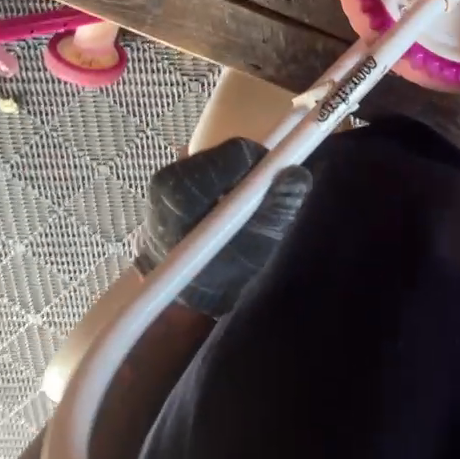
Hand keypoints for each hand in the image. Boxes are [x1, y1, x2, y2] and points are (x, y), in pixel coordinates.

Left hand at [134, 139, 312, 318]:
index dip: (263, 162)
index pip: (234, 153)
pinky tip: (224, 212)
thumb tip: (298, 173)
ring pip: (216, 161)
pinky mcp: (164, 191)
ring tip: (242, 213)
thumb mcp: (255, 250)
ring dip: (236, 179)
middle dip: (249, 172)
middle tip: (262, 200)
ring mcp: (162, 185)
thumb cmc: (218, 281)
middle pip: (224, 155)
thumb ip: (277, 210)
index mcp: (184, 193)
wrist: (180, 304)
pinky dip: (222, 185)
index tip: (275, 182)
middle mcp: (167, 182)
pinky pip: (204, 172)